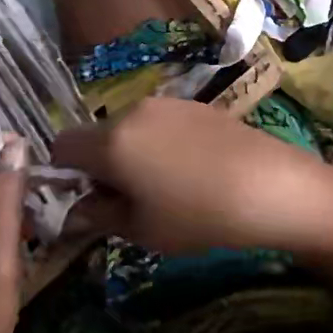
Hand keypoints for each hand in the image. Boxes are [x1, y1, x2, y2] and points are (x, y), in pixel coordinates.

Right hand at [53, 97, 332, 256]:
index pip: (62, 144)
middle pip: (98, 133)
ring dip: (132, 152)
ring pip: (131, 127)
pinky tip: (191, 170)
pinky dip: (160, 143)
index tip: (87, 199)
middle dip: (101, 163)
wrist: (270, 185)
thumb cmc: (198, 215)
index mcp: (112, 140)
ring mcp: (169, 103)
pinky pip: (161, 122)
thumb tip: (79, 206)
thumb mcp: (141, 229)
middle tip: (127, 200)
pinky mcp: (198, 104)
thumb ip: (99, 214)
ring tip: (164, 187)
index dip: (64, 173)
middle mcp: (134, 110)